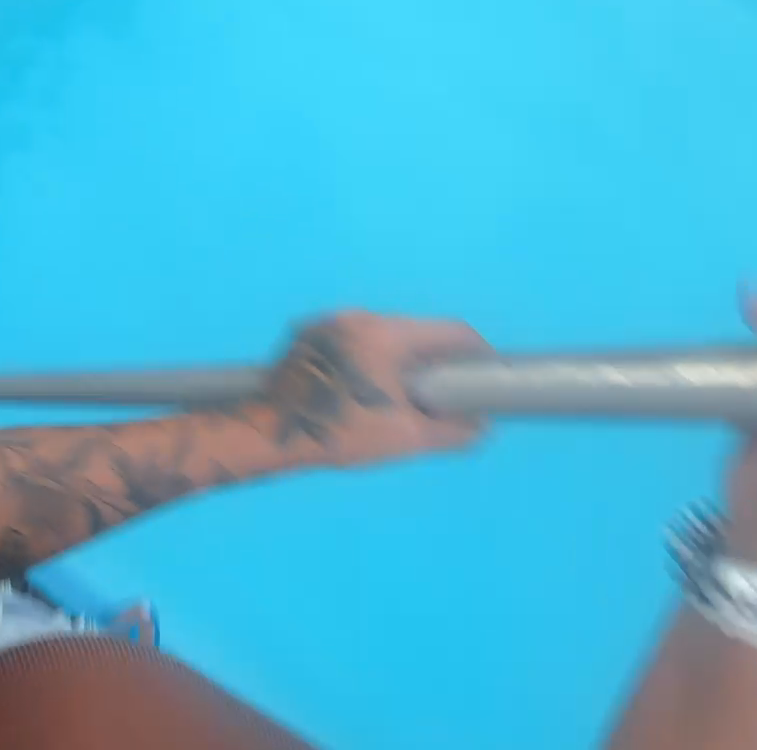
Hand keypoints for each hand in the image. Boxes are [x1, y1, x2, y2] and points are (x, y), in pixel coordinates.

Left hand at [253, 312, 488, 468]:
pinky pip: (351, 340)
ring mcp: (324, 324)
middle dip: (436, 361)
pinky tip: (367, 390)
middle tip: (447, 395)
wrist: (268, 432)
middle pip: (414, 332)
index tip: (488, 379)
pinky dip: (367, 359)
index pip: (451, 332)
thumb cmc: (340, 433)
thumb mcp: (410, 438)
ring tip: (405, 397)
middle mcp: (353, 318)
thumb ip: (457, 429)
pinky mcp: (304, 336)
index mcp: (383, 333)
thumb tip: (479, 423)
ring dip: (399, 360)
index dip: (479, 356)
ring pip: (381, 335)